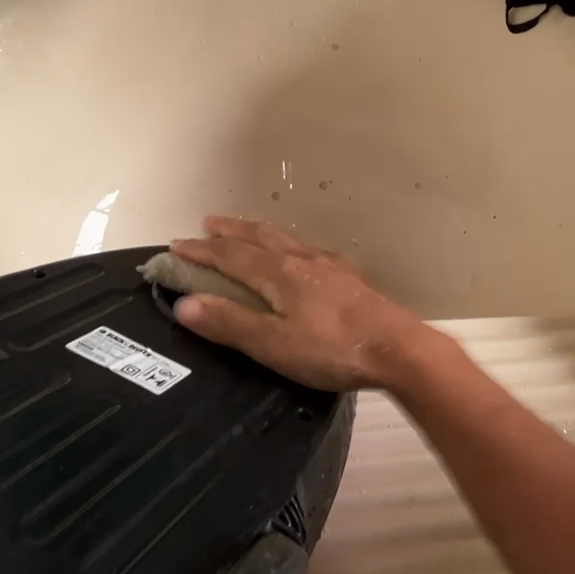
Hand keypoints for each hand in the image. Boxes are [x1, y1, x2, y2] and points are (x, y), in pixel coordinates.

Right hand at [170, 217, 432, 390]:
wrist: (397, 348)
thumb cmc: (332, 350)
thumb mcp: (273, 344)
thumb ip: (230, 323)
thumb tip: (184, 303)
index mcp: (280, 273)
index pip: (232, 255)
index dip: (203, 250)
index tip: (177, 244)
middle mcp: (303, 260)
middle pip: (260, 237)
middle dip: (231, 230)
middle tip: (209, 223)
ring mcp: (331, 266)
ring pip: (287, 240)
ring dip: (260, 234)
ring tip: (248, 232)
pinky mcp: (350, 278)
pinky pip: (309, 251)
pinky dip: (290, 246)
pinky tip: (301, 256)